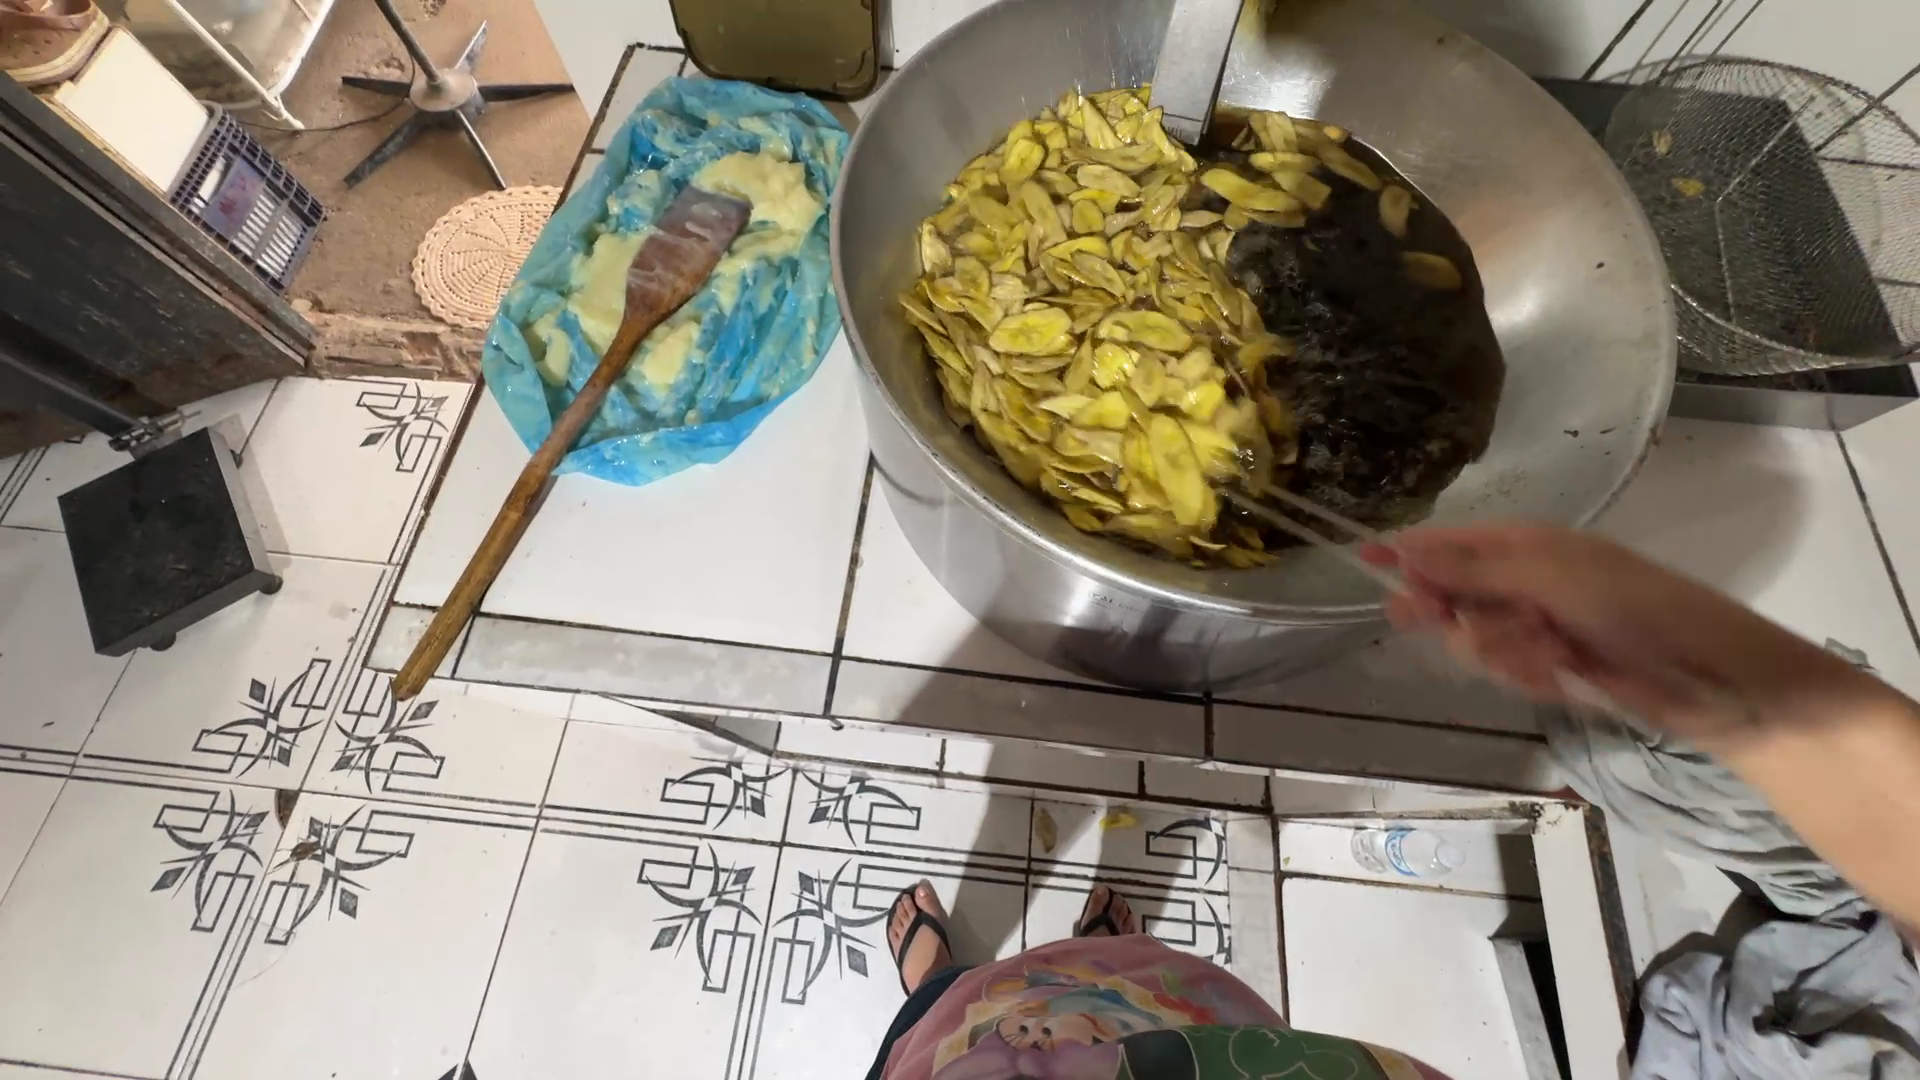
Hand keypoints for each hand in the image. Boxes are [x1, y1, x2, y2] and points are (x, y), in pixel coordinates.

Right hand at [1361, 525, 1875, 735]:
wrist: (1709, 678)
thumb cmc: (1633, 608)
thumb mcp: (1549, 576)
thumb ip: (1472, 567)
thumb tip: (1404, 550)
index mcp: (1522, 546)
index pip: (1446, 542)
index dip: (1405, 550)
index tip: (1362, 557)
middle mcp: (1518, 582)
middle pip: (1446, 592)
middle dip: (1445, 609)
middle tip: (1432, 620)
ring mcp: (1528, 623)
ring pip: (1467, 636)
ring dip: (1496, 647)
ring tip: (1542, 652)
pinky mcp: (1540, 663)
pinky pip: (1497, 666)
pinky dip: (1520, 671)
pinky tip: (1554, 672)